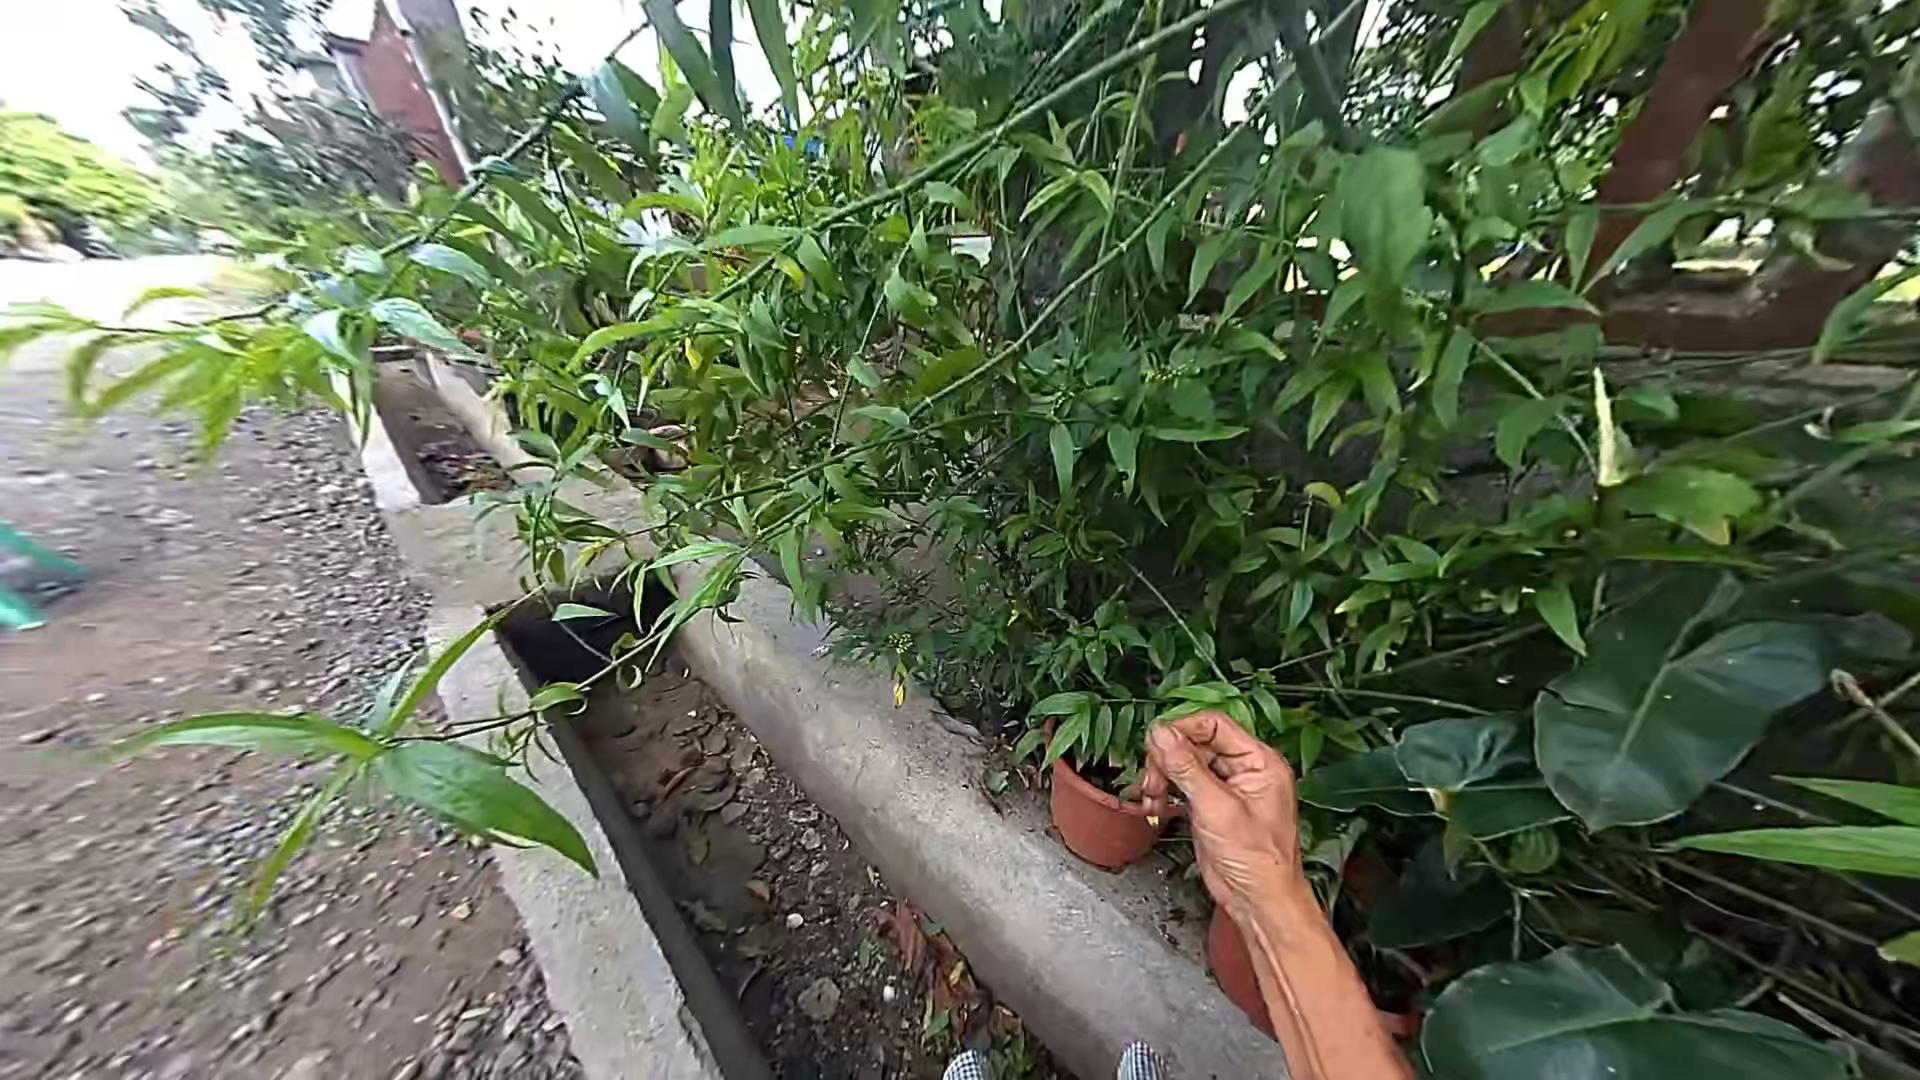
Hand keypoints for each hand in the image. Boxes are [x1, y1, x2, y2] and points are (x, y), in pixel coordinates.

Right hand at [1140, 711, 1303, 916]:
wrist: (1259, 905)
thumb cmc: (1258, 862)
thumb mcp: (1217, 808)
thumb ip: (1186, 766)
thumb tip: (1160, 732)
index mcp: (1258, 761)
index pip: (1213, 725)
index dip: (1182, 730)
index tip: (1157, 743)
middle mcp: (1243, 768)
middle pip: (1193, 742)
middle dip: (1167, 758)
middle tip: (1152, 777)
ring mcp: (1226, 785)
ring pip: (1182, 761)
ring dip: (1161, 775)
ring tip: (1152, 795)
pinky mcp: (1210, 802)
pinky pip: (1180, 781)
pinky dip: (1164, 790)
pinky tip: (1156, 804)